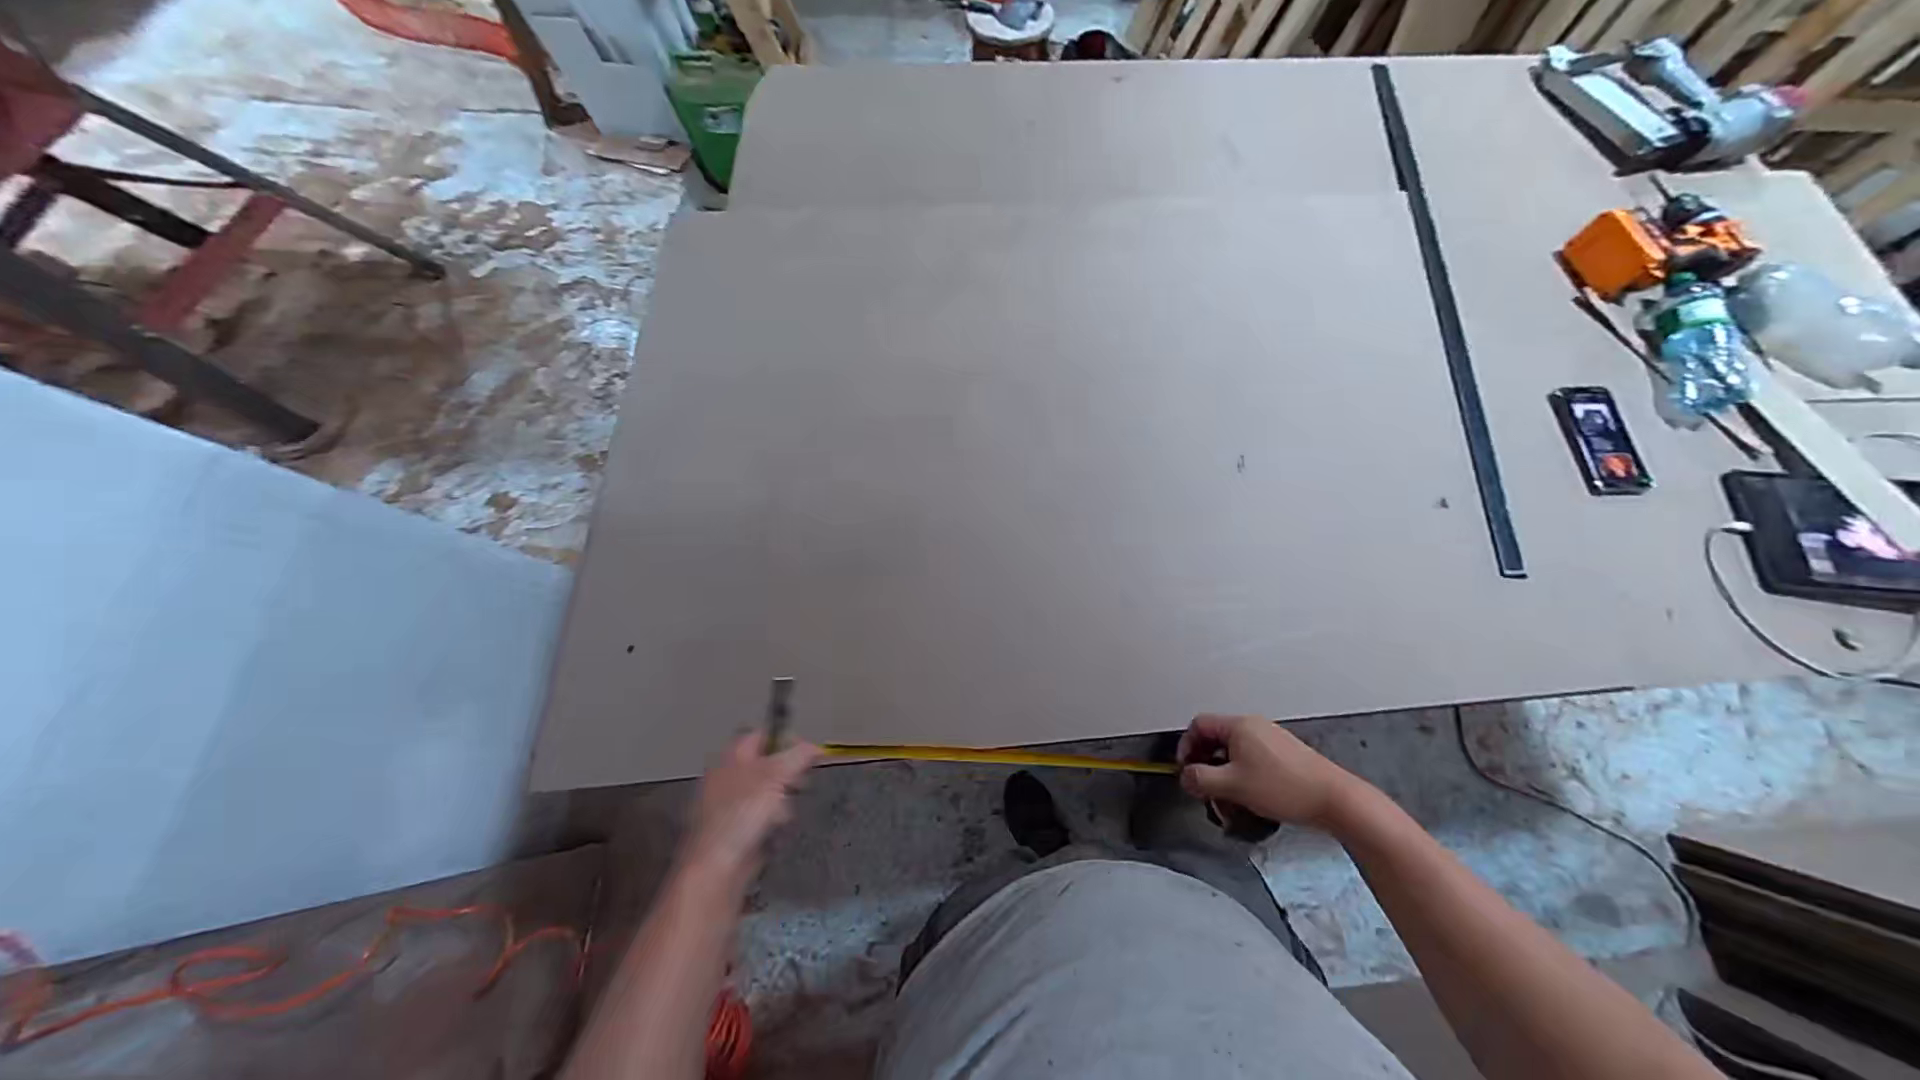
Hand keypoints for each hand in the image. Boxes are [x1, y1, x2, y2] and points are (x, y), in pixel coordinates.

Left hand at [678, 733, 821, 877]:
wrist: (717, 866)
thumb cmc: (743, 813)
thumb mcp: (776, 775)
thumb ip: (798, 755)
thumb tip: (816, 747)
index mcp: (733, 756)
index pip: (764, 735)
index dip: (787, 740)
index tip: (807, 755)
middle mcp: (730, 775)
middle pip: (770, 765)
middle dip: (789, 777)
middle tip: (797, 786)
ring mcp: (733, 804)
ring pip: (771, 793)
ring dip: (784, 804)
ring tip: (780, 817)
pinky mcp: (738, 829)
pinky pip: (766, 817)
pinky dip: (774, 824)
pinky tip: (774, 834)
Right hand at [1177, 714, 1364, 828]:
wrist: (1334, 799)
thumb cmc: (1283, 787)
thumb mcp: (1232, 785)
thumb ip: (1200, 779)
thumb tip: (1185, 777)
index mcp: (1239, 725)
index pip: (1199, 725)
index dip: (1186, 747)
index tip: (1187, 770)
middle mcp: (1254, 726)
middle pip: (1215, 739)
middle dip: (1205, 765)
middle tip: (1205, 788)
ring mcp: (1271, 740)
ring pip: (1233, 752)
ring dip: (1224, 775)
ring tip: (1228, 799)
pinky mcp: (1284, 755)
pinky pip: (1251, 760)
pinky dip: (1242, 777)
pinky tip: (1249, 798)